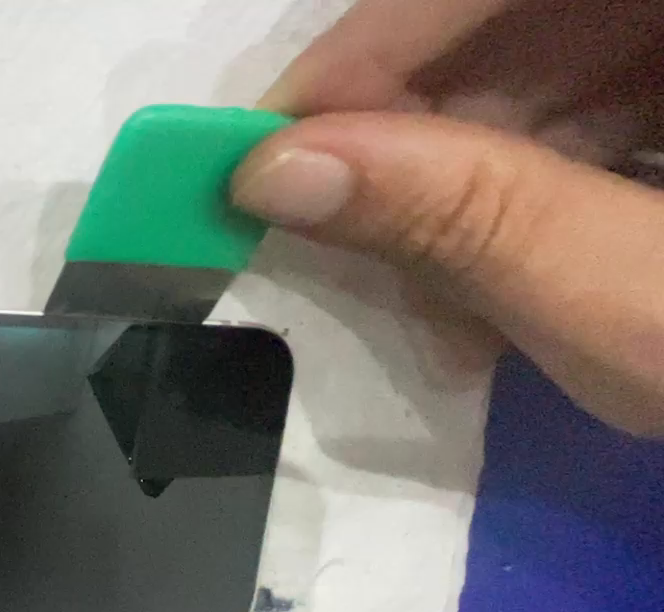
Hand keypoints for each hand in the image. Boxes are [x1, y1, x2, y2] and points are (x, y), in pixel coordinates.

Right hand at [230, 0, 663, 434]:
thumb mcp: (652, 305)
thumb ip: (463, 219)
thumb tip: (271, 175)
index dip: (369, 47)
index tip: (263, 157)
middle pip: (518, 9)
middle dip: (403, 127)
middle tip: (338, 244)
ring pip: (542, 49)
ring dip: (452, 169)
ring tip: (436, 293)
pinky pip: (589, 83)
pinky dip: (516, 173)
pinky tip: (503, 262)